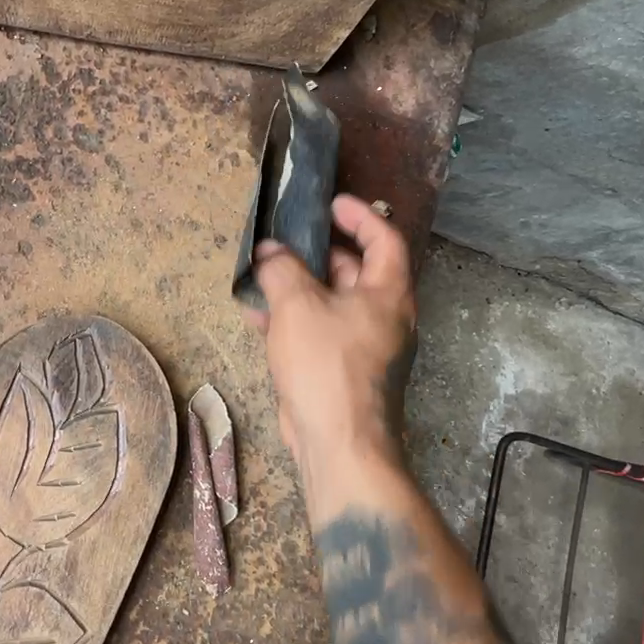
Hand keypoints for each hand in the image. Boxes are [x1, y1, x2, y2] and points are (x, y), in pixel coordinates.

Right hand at [243, 194, 415, 476]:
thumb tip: (268, 251)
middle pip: (354, 270)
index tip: (330, 203)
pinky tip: (255, 318)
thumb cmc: (326, 362)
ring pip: (329, 302)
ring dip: (295, 287)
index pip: (385, 240)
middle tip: (282, 239)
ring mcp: (363, 345)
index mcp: (388, 294)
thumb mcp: (297, 305)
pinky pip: (316, 330)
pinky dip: (290, 319)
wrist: (338, 440)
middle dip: (316, 253)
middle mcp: (383, 316)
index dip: (361, 216)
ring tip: (259, 276)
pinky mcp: (340, 368)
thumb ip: (281, 269)